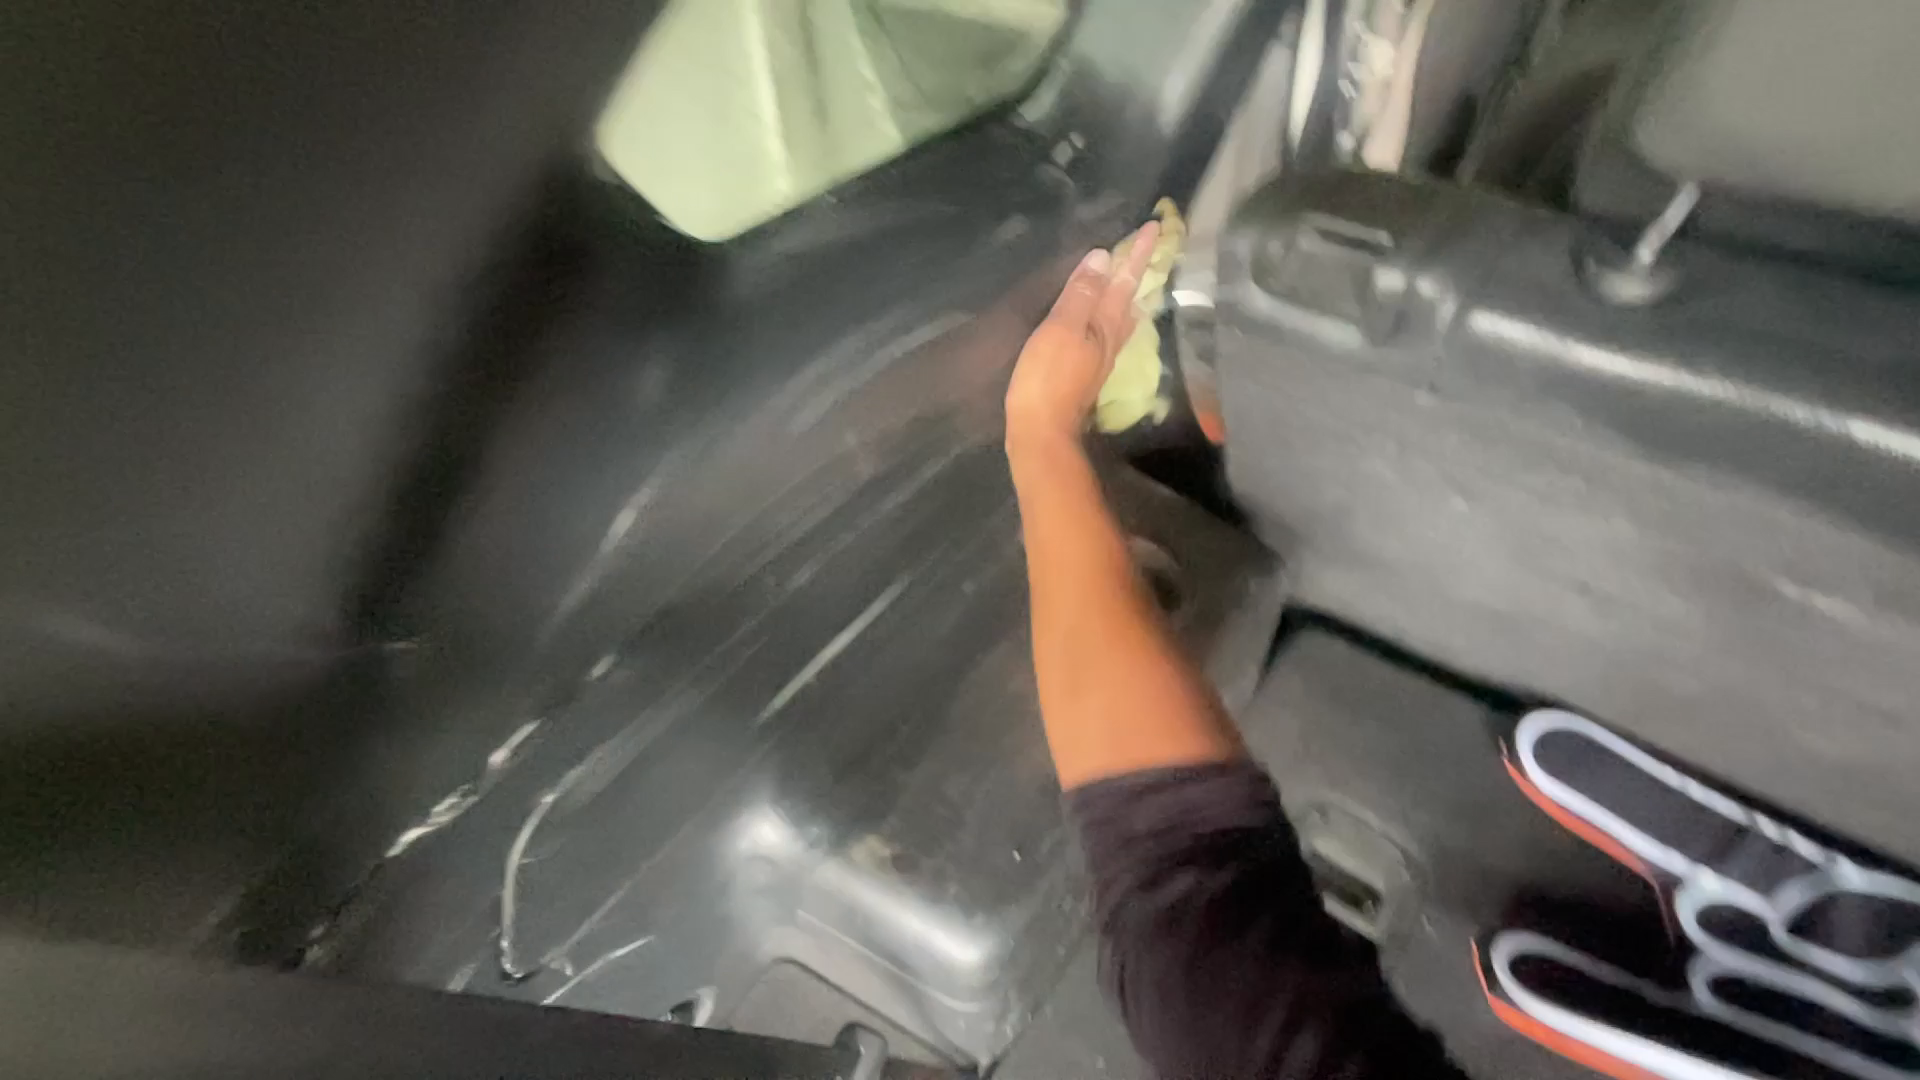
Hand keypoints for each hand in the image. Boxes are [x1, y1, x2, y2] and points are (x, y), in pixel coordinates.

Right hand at [1005, 221, 1160, 451]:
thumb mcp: (1061, 329)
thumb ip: (1081, 295)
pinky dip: (1112, 318)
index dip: (1138, 254)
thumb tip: (1103, 258)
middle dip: (1139, 273)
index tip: (1155, 227)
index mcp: (1104, 325)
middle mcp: (1110, 341)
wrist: (1042, 432)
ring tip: (1133, 282)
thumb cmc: (1047, 379)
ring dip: (1128, 297)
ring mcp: (1100, 361)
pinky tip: (1107, 323)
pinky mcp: (1086, 375)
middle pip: (1129, 300)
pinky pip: (1107, 336)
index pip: (1125, 280)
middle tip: (1149, 250)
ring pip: (1121, 320)